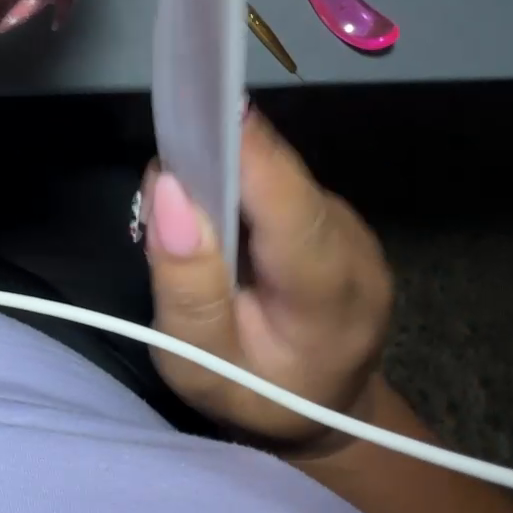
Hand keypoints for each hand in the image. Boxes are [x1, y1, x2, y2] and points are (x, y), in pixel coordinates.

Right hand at [142, 112, 393, 454]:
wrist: (322, 410)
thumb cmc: (252, 392)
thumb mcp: (197, 363)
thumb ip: (183, 285)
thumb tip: (167, 187)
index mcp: (328, 297)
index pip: (288, 202)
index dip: (244, 146)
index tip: (198, 102)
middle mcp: (353, 248)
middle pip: (278, 175)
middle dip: (213, 155)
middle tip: (158, 174)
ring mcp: (350, 228)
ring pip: (273, 172)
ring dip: (219, 172)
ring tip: (180, 208)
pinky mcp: (332, 216)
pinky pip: (274, 179)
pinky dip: (234, 184)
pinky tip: (214, 217)